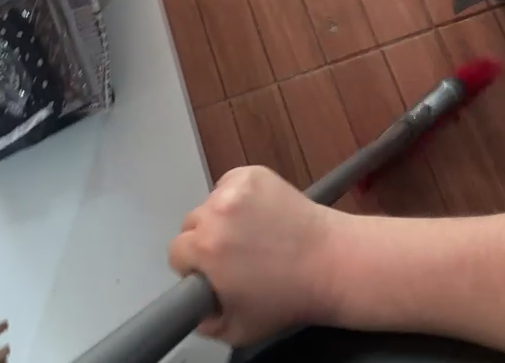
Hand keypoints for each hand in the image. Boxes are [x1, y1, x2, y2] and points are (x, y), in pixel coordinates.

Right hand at [167, 166, 344, 344]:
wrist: (328, 262)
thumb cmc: (289, 295)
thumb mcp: (239, 329)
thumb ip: (206, 323)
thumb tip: (196, 312)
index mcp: (205, 249)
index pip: (176, 251)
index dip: (192, 265)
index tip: (208, 270)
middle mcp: (215, 213)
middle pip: (191, 223)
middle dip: (205, 239)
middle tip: (231, 254)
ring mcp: (234, 189)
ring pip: (210, 203)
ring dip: (222, 217)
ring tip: (251, 234)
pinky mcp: (251, 174)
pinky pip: (229, 183)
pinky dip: (238, 197)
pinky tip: (258, 215)